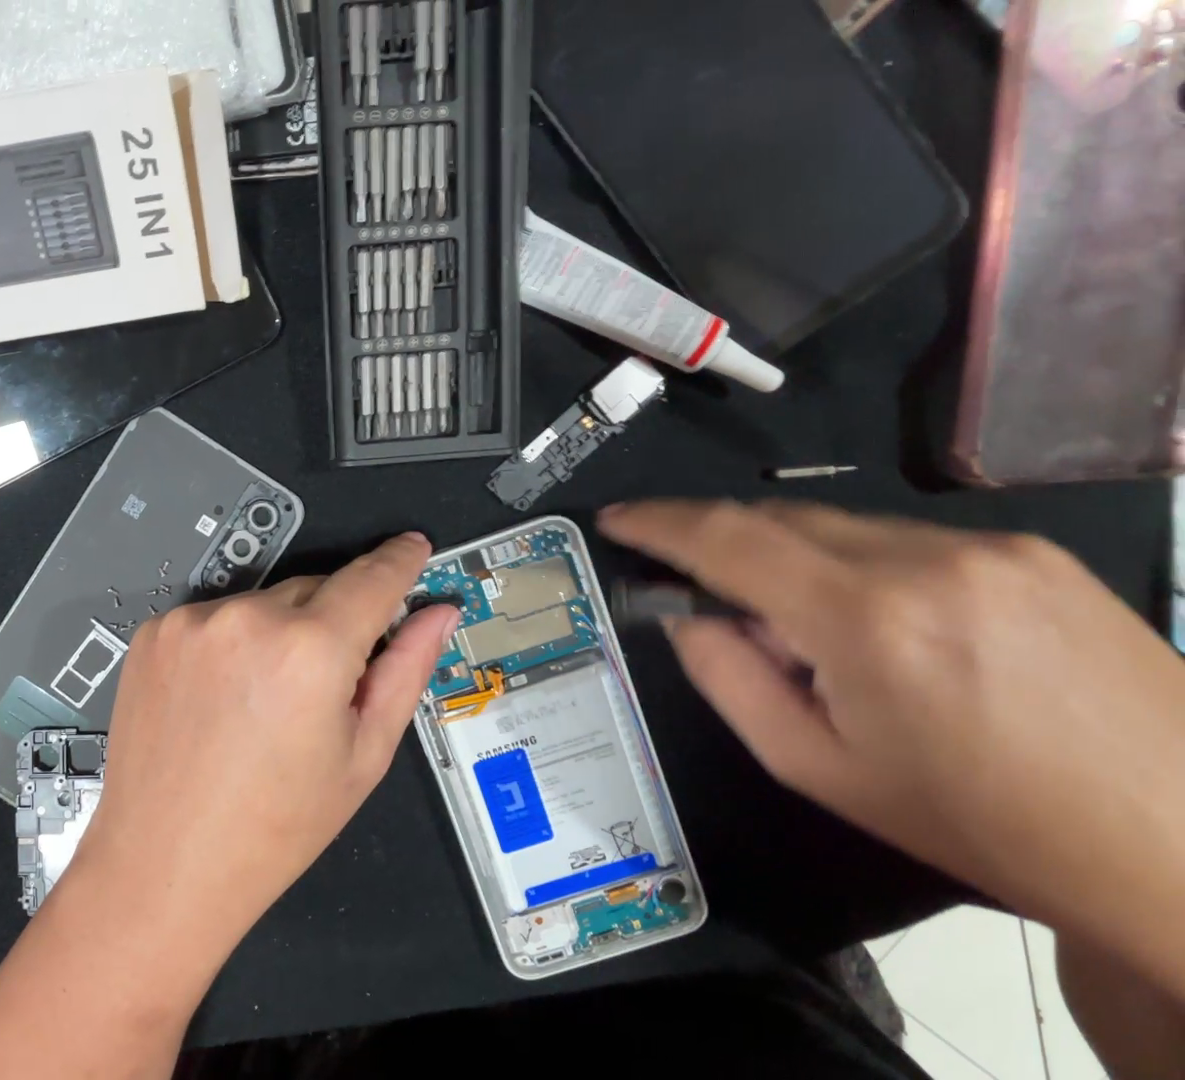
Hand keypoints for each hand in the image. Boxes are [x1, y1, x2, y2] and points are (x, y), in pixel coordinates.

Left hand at [65, 532, 461, 953]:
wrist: (163, 864)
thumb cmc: (269, 828)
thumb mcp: (362, 756)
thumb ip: (406, 671)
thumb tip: (436, 616)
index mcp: (309, 651)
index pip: (373, 577)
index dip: (399, 561)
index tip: (411, 550)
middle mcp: (246, 620)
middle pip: (316, 589)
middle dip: (332, 623)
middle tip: (325, 687)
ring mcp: (192, 623)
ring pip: (263, 603)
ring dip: (277, 634)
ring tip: (264, 705)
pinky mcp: (154, 633)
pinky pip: (214, 618)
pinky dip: (229, 644)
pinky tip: (224, 699)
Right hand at [598, 500, 1184, 992]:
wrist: (1184, 846)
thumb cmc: (977, 820)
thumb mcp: (817, 767)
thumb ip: (728, 678)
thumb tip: (689, 616)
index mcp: (867, 619)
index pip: (729, 539)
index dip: (659, 523)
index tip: (617, 520)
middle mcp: (929, 558)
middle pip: (782, 519)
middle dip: (724, 544)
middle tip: (701, 597)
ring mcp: (993, 547)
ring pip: (842, 527)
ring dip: (793, 561)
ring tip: (809, 637)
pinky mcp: (1036, 553)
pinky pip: (904, 540)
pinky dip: (856, 567)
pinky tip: (882, 629)